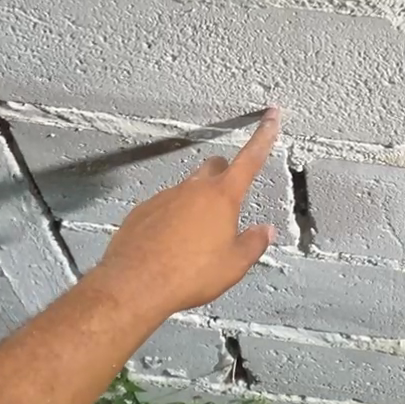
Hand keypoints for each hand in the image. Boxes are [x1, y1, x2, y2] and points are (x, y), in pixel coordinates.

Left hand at [87, 108, 281, 318]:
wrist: (133, 287)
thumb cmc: (185, 274)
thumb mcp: (233, 265)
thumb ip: (254, 244)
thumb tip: (264, 233)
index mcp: (222, 196)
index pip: (251, 157)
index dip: (264, 134)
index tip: (271, 116)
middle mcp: (194, 189)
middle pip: (215, 167)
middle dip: (224, 176)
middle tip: (227, 201)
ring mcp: (166, 197)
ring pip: (187, 189)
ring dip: (194, 205)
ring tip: (193, 239)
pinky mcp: (143, 212)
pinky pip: (162, 207)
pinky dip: (169, 220)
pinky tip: (168, 246)